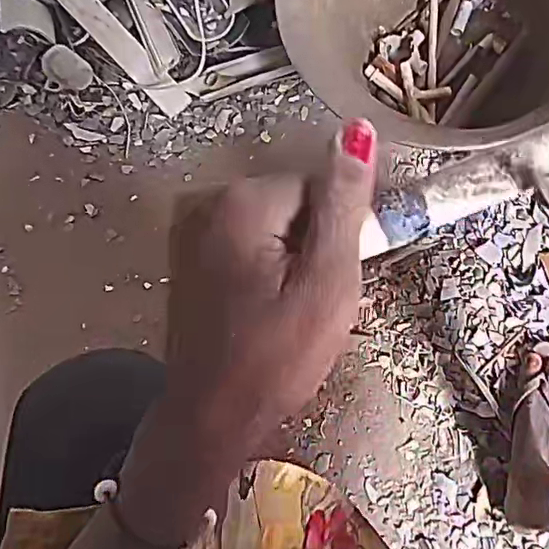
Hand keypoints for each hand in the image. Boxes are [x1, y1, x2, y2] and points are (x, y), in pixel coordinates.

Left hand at [114, 120, 377, 544]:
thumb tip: (357, 130)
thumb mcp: (328, 280)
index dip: (341, 233)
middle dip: (316, 246)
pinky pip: (249, 250)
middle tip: (317, 302)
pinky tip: (268, 313)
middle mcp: (210, 205)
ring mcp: (193, 233)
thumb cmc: (277, 358)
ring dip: (295, 263)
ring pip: (275, 230)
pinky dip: (268, 274)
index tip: (339, 278)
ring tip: (293, 313)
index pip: (320, 186)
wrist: (213, 418)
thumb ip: (344, 203)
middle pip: (295, 205)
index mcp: (243, 201)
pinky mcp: (191, 261)